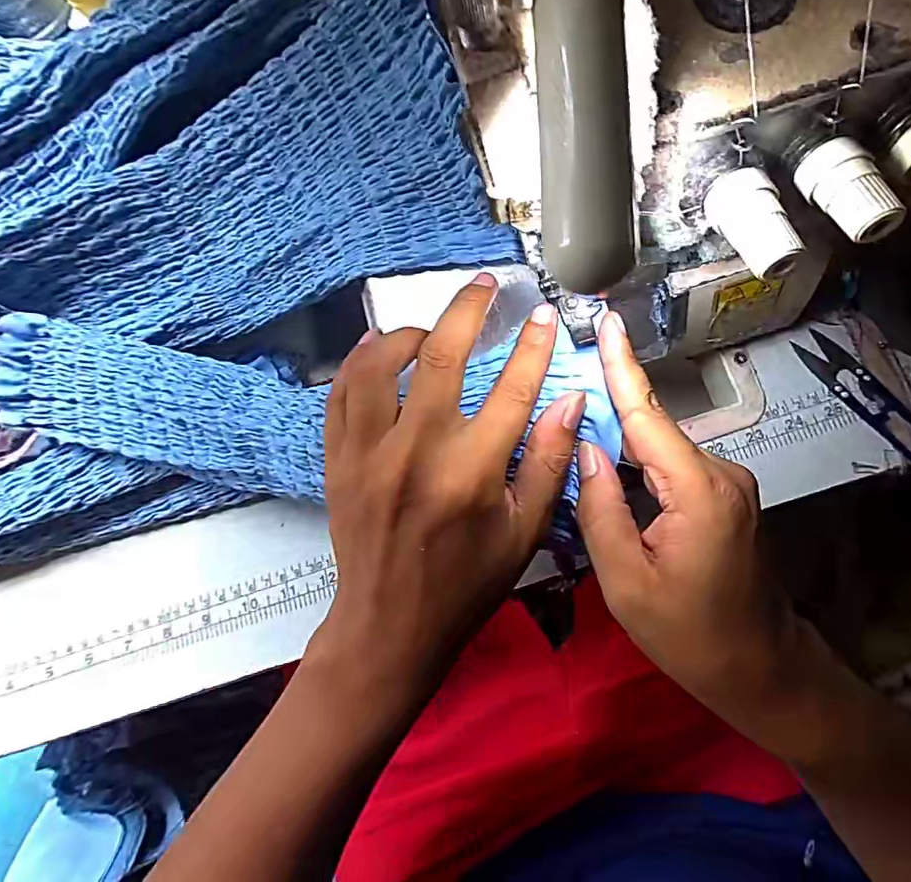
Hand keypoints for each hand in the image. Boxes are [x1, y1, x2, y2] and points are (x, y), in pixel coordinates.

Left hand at [312, 272, 585, 702]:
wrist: (388, 626)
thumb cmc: (466, 583)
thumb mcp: (524, 531)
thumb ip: (550, 460)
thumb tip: (572, 399)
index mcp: (471, 473)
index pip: (511, 389)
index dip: (532, 346)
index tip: (542, 314)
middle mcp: (416, 452)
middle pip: (440, 357)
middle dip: (467, 310)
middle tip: (484, 284)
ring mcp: (367, 453)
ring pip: (378, 364)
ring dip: (407, 333)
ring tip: (429, 330)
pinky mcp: (337, 459)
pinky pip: (341, 391)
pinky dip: (359, 361)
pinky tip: (377, 350)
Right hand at [575, 312, 826, 741]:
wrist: (761, 667)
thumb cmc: (690, 636)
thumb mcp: (626, 582)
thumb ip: (600, 509)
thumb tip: (585, 448)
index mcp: (698, 489)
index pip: (648, 414)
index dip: (622, 365)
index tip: (607, 320)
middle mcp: (720, 472)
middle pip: (651, 430)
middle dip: (605, 411)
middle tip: (559, 394)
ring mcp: (729, 481)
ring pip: (660, 450)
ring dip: (620, 445)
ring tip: (575, 443)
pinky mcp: (726, 494)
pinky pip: (672, 467)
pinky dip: (640, 465)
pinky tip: (611, 474)